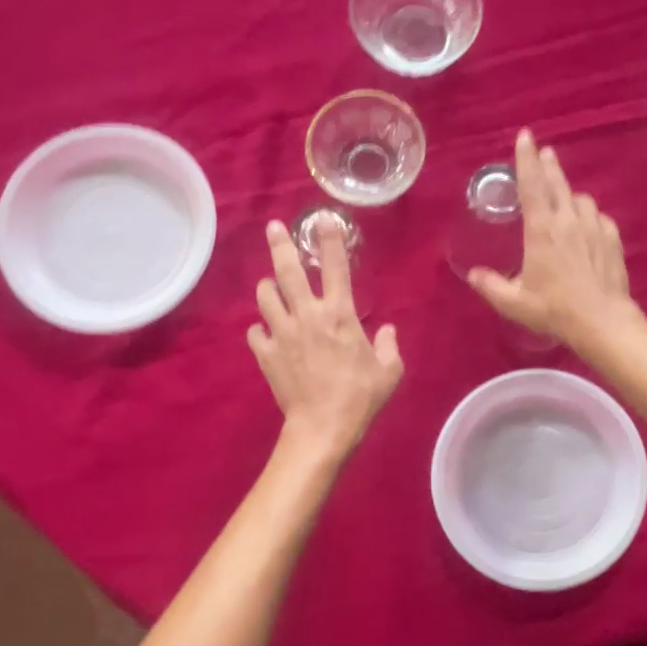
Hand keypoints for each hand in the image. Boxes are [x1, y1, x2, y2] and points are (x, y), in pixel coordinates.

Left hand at [249, 218, 402, 460]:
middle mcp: (308, 315)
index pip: (336, 267)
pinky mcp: (266, 353)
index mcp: (340, 314)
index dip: (330, 239)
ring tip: (271, 285)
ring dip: (268, 287)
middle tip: (273, 228)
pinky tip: (267, 332)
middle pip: (288, 270)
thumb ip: (390, 345)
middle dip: (280, 245)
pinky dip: (261, 328)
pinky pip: (256, 331)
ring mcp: (283, 333)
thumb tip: (387, 331)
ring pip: (265, 296)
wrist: (323, 427)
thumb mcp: (390, 372)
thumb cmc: (361, 397)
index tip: (324, 219)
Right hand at [466, 129, 638, 345]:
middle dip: (549, 165)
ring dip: (570, 195)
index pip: (531, 184)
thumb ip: (491, 286)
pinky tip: (587, 226)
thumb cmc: (554, 310)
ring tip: (564, 200)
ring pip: (581, 199)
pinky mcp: (612, 238)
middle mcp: (568, 220)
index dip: (526, 159)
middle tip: (545, 152)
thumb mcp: (514, 303)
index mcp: (541, 230)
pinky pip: (599, 218)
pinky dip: (590, 216)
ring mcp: (594, 227)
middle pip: (558, 183)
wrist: (601, 320)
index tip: (525, 136)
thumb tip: (473, 275)